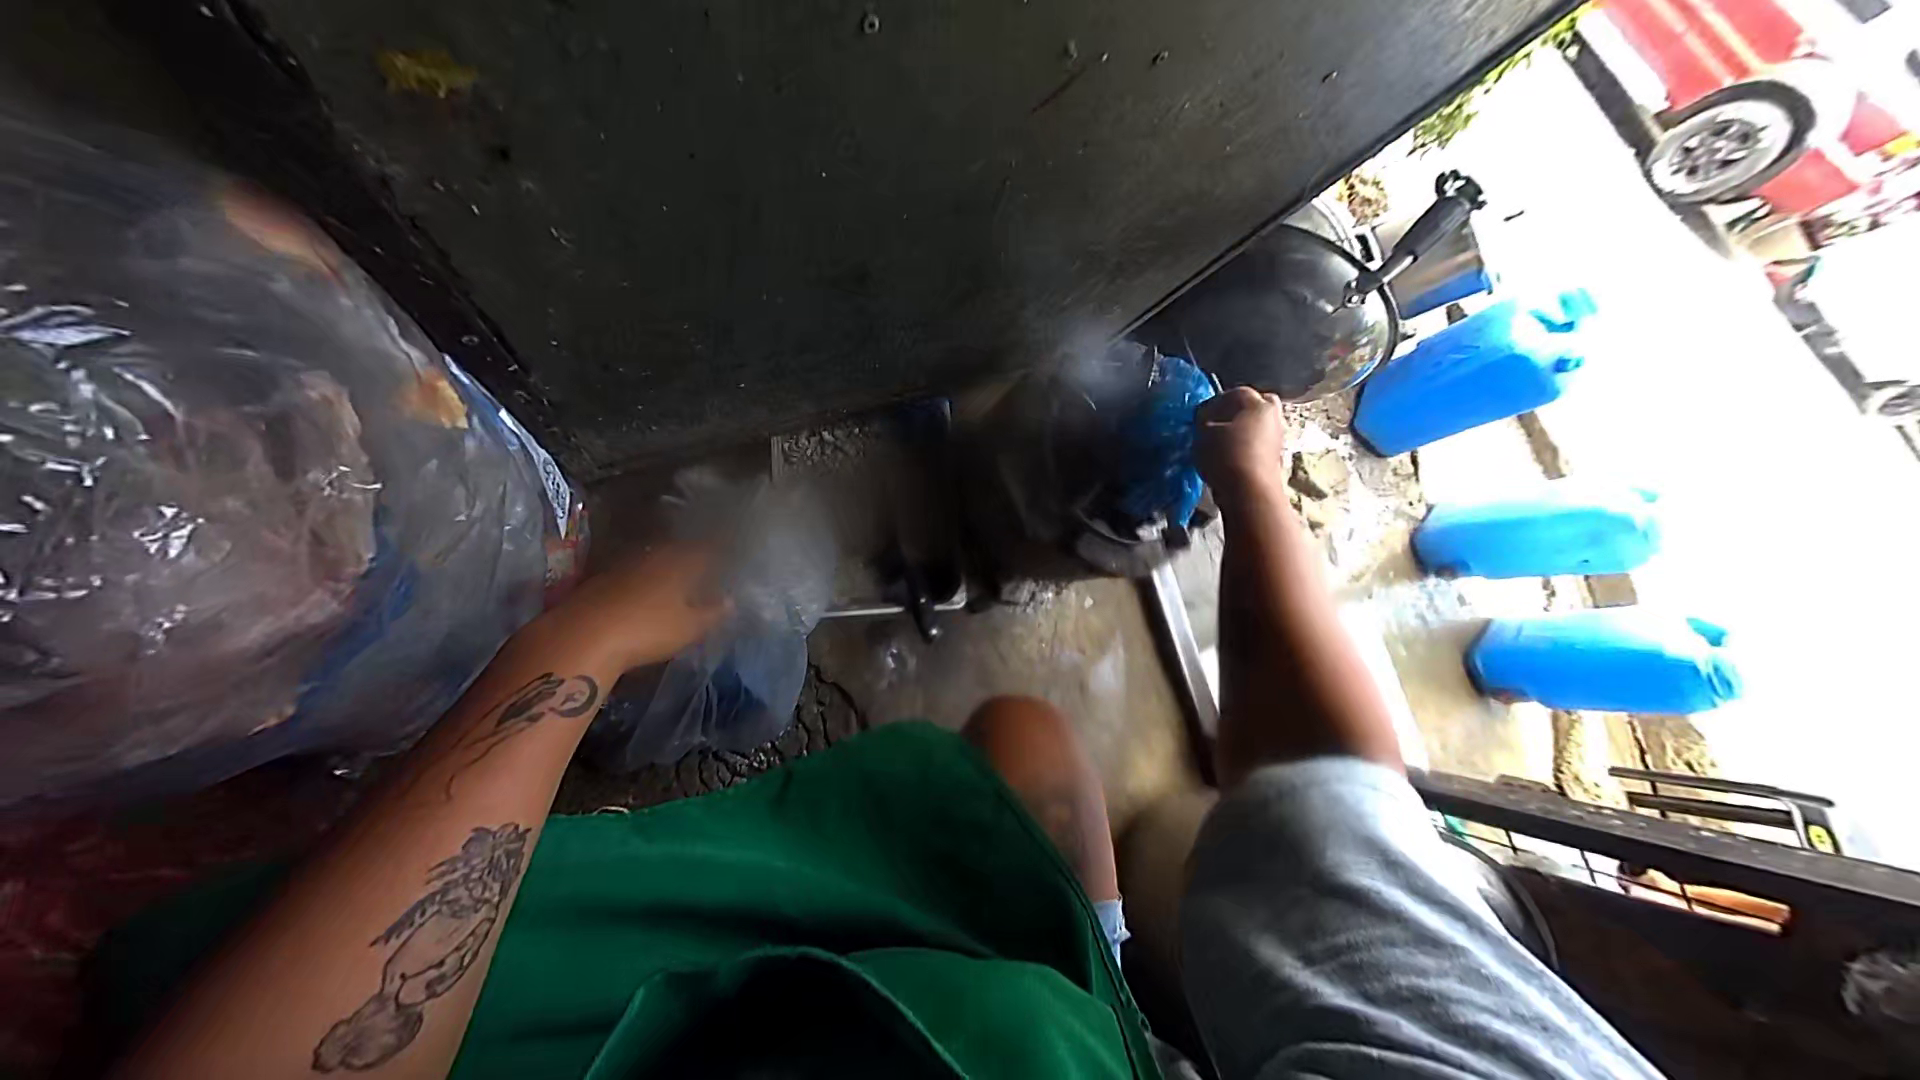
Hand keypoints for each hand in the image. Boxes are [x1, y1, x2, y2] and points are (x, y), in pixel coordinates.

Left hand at [538, 543, 729, 670]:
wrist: (579, 638)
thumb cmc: (646, 629)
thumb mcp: (689, 627)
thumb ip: (713, 613)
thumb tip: (731, 601)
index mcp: (679, 561)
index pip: (706, 549)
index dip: (720, 552)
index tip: (730, 556)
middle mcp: (651, 556)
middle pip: (678, 551)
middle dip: (692, 558)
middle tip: (706, 569)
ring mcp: (622, 566)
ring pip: (652, 561)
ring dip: (666, 568)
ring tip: (679, 582)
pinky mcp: (599, 581)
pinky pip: (632, 574)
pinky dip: (644, 581)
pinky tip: (646, 596)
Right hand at [1196, 386, 1287, 508]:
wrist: (1249, 492)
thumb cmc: (1225, 456)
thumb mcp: (1203, 433)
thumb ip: (1202, 419)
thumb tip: (1204, 418)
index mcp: (1257, 403)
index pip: (1232, 394)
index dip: (1212, 404)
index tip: (1198, 417)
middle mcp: (1273, 415)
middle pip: (1252, 406)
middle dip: (1234, 412)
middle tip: (1215, 424)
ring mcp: (1277, 437)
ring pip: (1256, 426)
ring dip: (1240, 430)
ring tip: (1219, 443)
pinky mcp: (1275, 457)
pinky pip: (1257, 444)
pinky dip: (1245, 446)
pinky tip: (1229, 457)